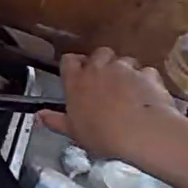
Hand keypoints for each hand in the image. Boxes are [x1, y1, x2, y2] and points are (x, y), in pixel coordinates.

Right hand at [38, 47, 187, 166]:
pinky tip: (146, 96)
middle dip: (102, 64)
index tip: (77, 76)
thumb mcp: (73, 131)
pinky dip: (145, 81)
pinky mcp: (148, 74)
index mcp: (76, 80)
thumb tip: (39, 116)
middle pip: (98, 54)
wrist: (142, 133)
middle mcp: (99, 67)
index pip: (68, 60)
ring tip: (128, 91)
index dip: (73, 66)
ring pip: (123, 61)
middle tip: (104, 83)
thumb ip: (55, 120)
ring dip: (124, 71)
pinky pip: (145, 72)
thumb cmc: (102, 134)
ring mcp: (125, 68)